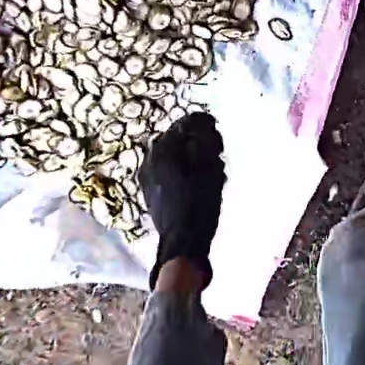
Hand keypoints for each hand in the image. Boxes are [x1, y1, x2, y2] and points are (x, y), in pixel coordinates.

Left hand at [140, 112, 225, 290]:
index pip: (187, 122)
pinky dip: (180, 169)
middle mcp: (150, 156)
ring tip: (205, 173)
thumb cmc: (199, 203)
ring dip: (189, 156)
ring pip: (172, 153)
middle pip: (178, 137)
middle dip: (197, 142)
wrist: (182, 242)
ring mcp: (146, 173)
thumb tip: (202, 125)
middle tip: (215, 158)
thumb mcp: (209, 166)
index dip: (207, 127)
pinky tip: (192, 184)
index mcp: (164, 147)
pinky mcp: (148, 188)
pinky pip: (166, 168)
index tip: (219, 141)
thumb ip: (205, 140)